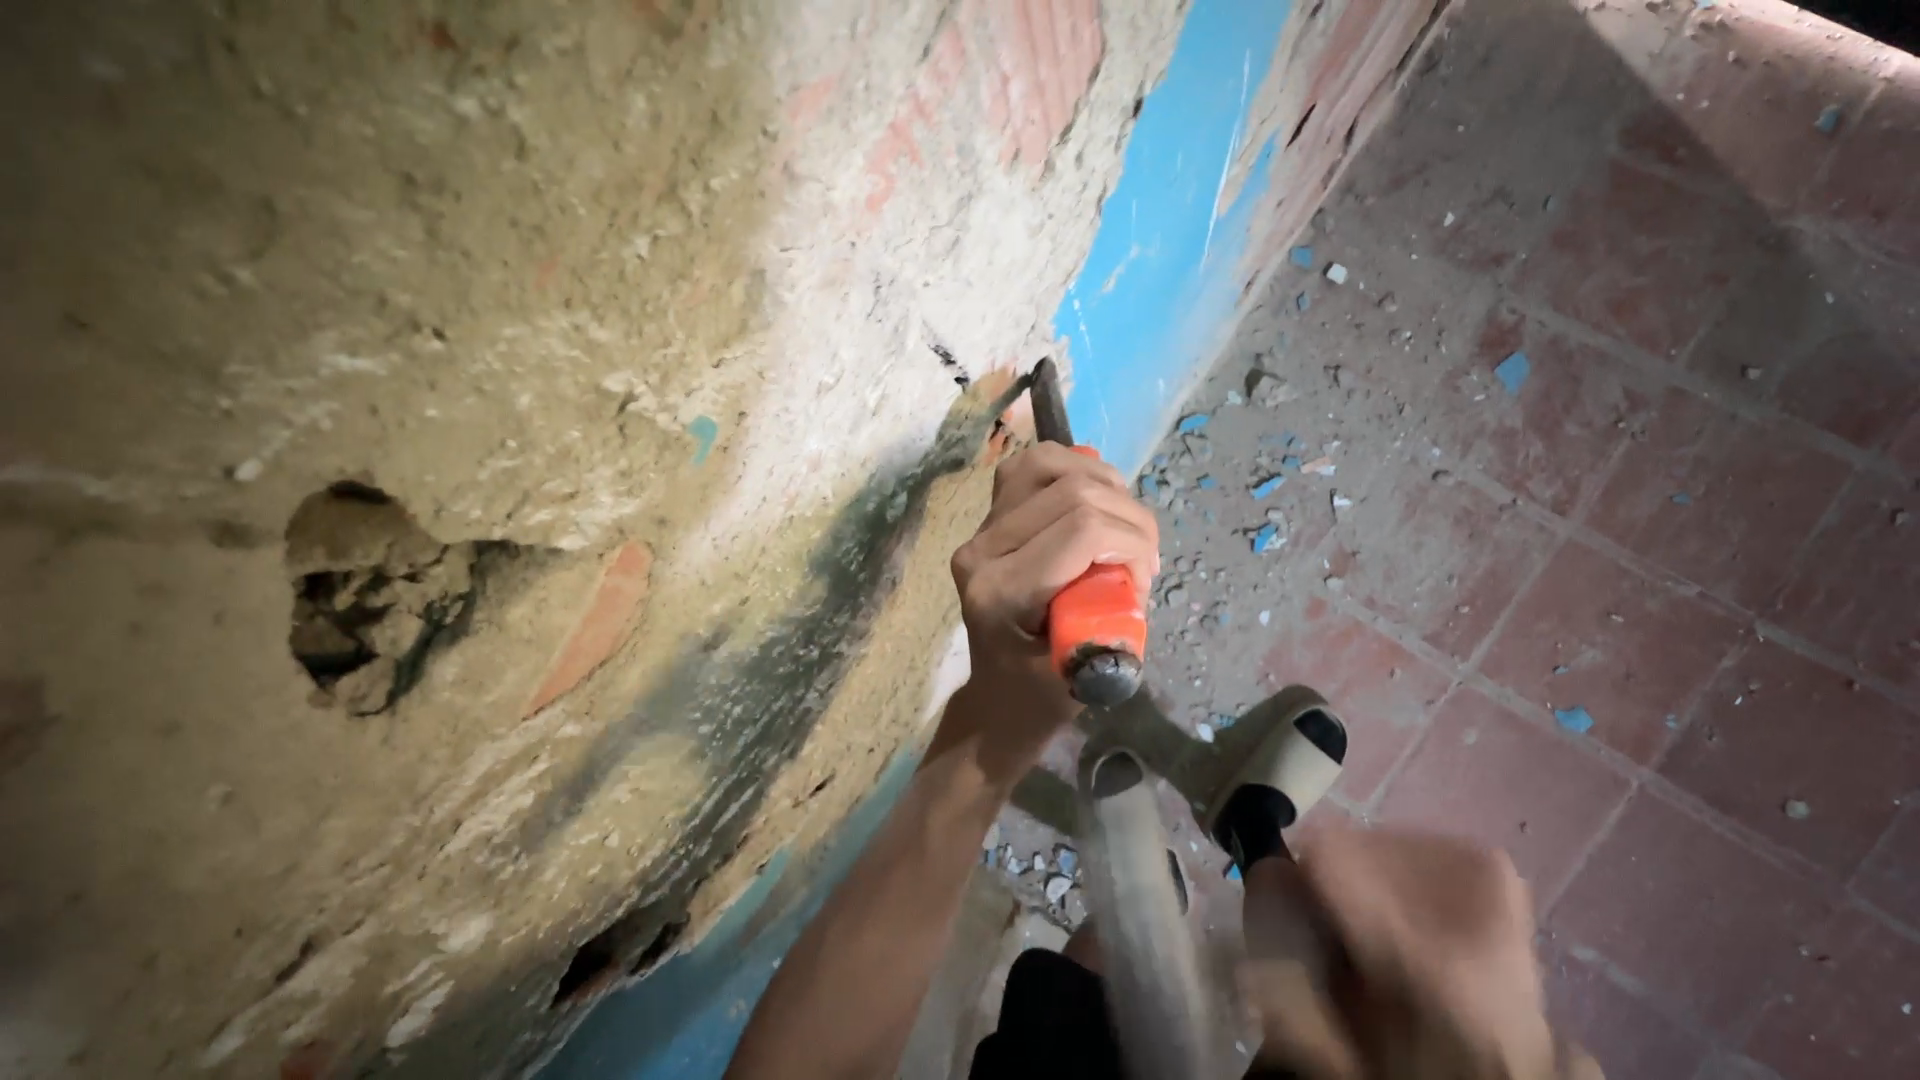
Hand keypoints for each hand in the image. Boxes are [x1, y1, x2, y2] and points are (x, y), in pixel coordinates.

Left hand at [939, 442, 1158, 781]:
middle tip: (1142, 560)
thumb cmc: (1042, 693)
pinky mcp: (989, 517)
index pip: (1081, 529)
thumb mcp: (1089, 673)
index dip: (1131, 542)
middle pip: (1073, 491)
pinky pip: (1033, 466)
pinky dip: (1076, 469)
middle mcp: (981, 551)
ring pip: (1049, 464)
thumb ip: (1113, 621)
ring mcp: (980, 530)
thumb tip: (1137, 569)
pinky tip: (1097, 500)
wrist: (998, 697)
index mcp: (1000, 592)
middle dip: (1127, 518)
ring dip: (1104, 485)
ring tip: (1122, 526)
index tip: (1144, 578)